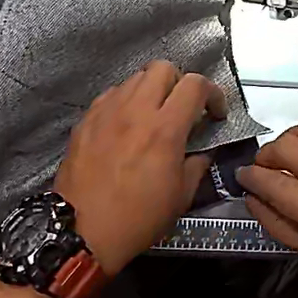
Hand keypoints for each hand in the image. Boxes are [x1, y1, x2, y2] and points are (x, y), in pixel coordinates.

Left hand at [53, 61, 227, 271]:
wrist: (83, 228)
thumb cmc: (137, 218)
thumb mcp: (181, 197)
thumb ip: (197, 163)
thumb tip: (203, 149)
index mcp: (164, 129)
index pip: (195, 85)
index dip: (213, 93)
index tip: (214, 112)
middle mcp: (134, 110)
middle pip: (163, 68)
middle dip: (180, 82)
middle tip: (182, 108)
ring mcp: (106, 111)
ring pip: (135, 78)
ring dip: (151, 90)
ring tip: (153, 115)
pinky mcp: (86, 119)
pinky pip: (111, 95)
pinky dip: (125, 101)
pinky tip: (127, 124)